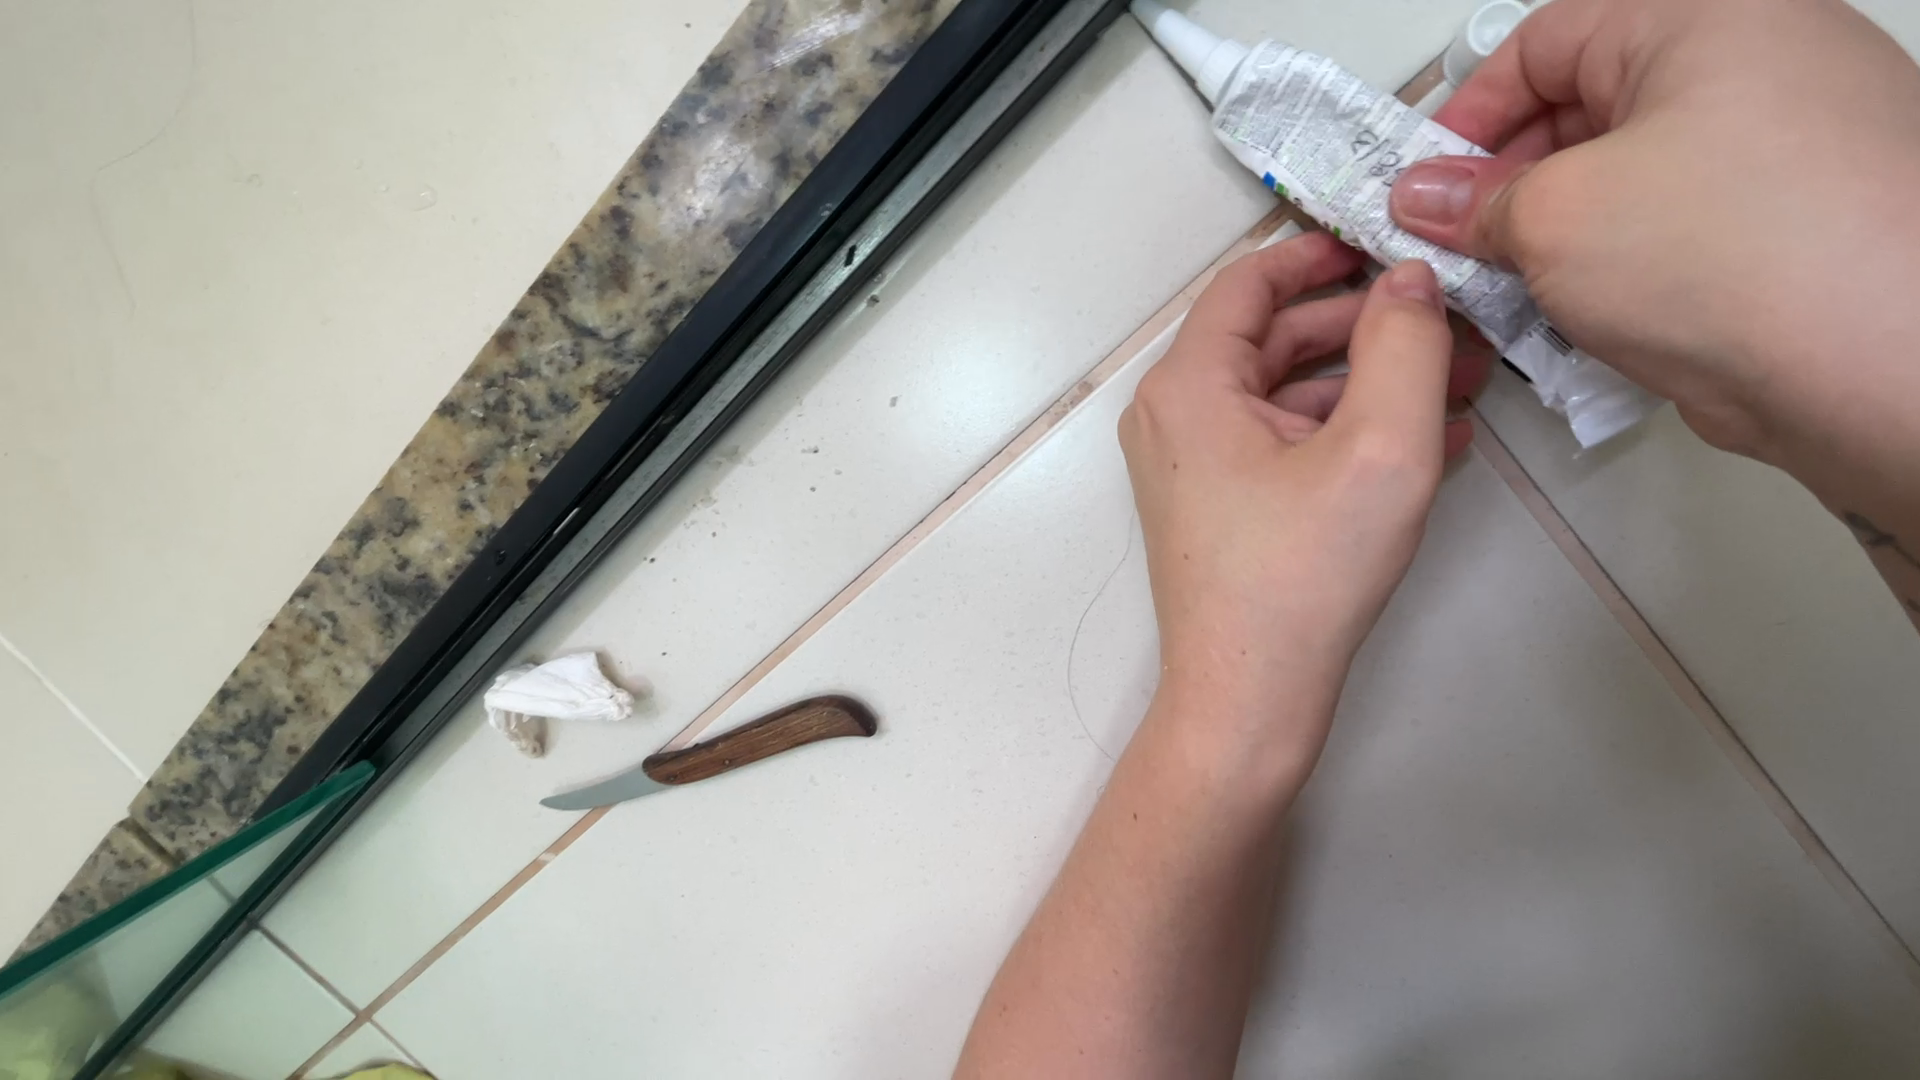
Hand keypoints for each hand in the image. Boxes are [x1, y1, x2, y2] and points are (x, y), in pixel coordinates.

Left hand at [1119, 233, 1489, 780]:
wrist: (1248, 694)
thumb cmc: (1305, 573)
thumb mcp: (1378, 447)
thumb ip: (1401, 346)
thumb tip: (1406, 280)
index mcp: (1188, 385)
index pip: (1248, 284)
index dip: (1319, 255)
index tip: (1390, 246)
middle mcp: (1173, 414)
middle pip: (1272, 340)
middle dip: (1366, 330)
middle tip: (1457, 328)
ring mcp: (1188, 462)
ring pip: (1284, 395)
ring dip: (1368, 385)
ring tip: (1464, 386)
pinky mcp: (1213, 501)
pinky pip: (1278, 443)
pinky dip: (1343, 434)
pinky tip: (1430, 442)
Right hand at [1387, 0, 1919, 490]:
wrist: (1872, 355)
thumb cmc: (1720, 249)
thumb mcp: (1552, 212)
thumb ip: (1471, 201)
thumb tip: (1414, 197)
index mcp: (1705, 24)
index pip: (1546, 41)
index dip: (1467, 110)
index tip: (1420, 182)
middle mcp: (1739, 75)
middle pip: (1570, 113)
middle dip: (1491, 184)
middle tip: (1438, 245)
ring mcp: (1752, 157)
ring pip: (1598, 182)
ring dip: (1527, 235)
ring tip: (1485, 285)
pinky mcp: (1752, 231)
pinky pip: (1636, 231)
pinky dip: (1578, 265)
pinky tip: (1542, 309)